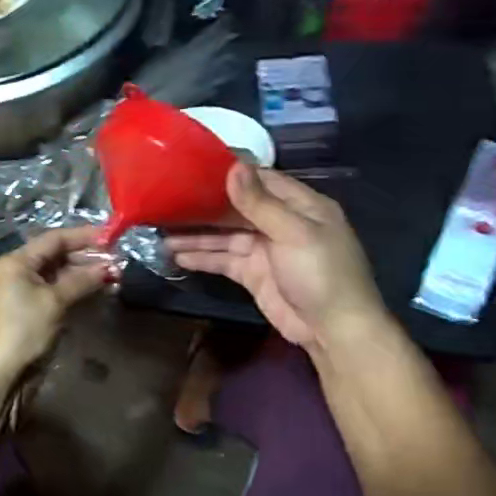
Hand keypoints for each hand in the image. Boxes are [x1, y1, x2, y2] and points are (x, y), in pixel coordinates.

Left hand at [0, 227, 112, 384]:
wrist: (4, 373)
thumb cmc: (24, 330)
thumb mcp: (55, 301)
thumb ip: (82, 280)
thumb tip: (110, 267)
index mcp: (18, 261)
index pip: (55, 239)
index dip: (84, 236)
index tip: (112, 236)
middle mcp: (22, 271)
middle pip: (60, 255)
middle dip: (89, 258)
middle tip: (118, 262)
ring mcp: (29, 291)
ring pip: (63, 274)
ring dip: (87, 274)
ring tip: (115, 276)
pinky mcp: (37, 309)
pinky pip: (62, 291)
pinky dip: (80, 289)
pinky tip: (102, 290)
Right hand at [169, 164, 385, 348]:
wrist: (333, 330)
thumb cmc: (321, 273)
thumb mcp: (293, 233)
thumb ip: (260, 203)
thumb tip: (233, 166)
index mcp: (300, 205)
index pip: (261, 180)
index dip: (230, 173)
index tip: (195, 165)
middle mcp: (281, 223)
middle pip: (238, 208)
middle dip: (205, 206)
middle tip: (168, 198)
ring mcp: (266, 250)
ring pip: (226, 236)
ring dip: (197, 234)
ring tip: (162, 230)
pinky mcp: (254, 275)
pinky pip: (224, 260)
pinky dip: (202, 257)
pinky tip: (176, 255)